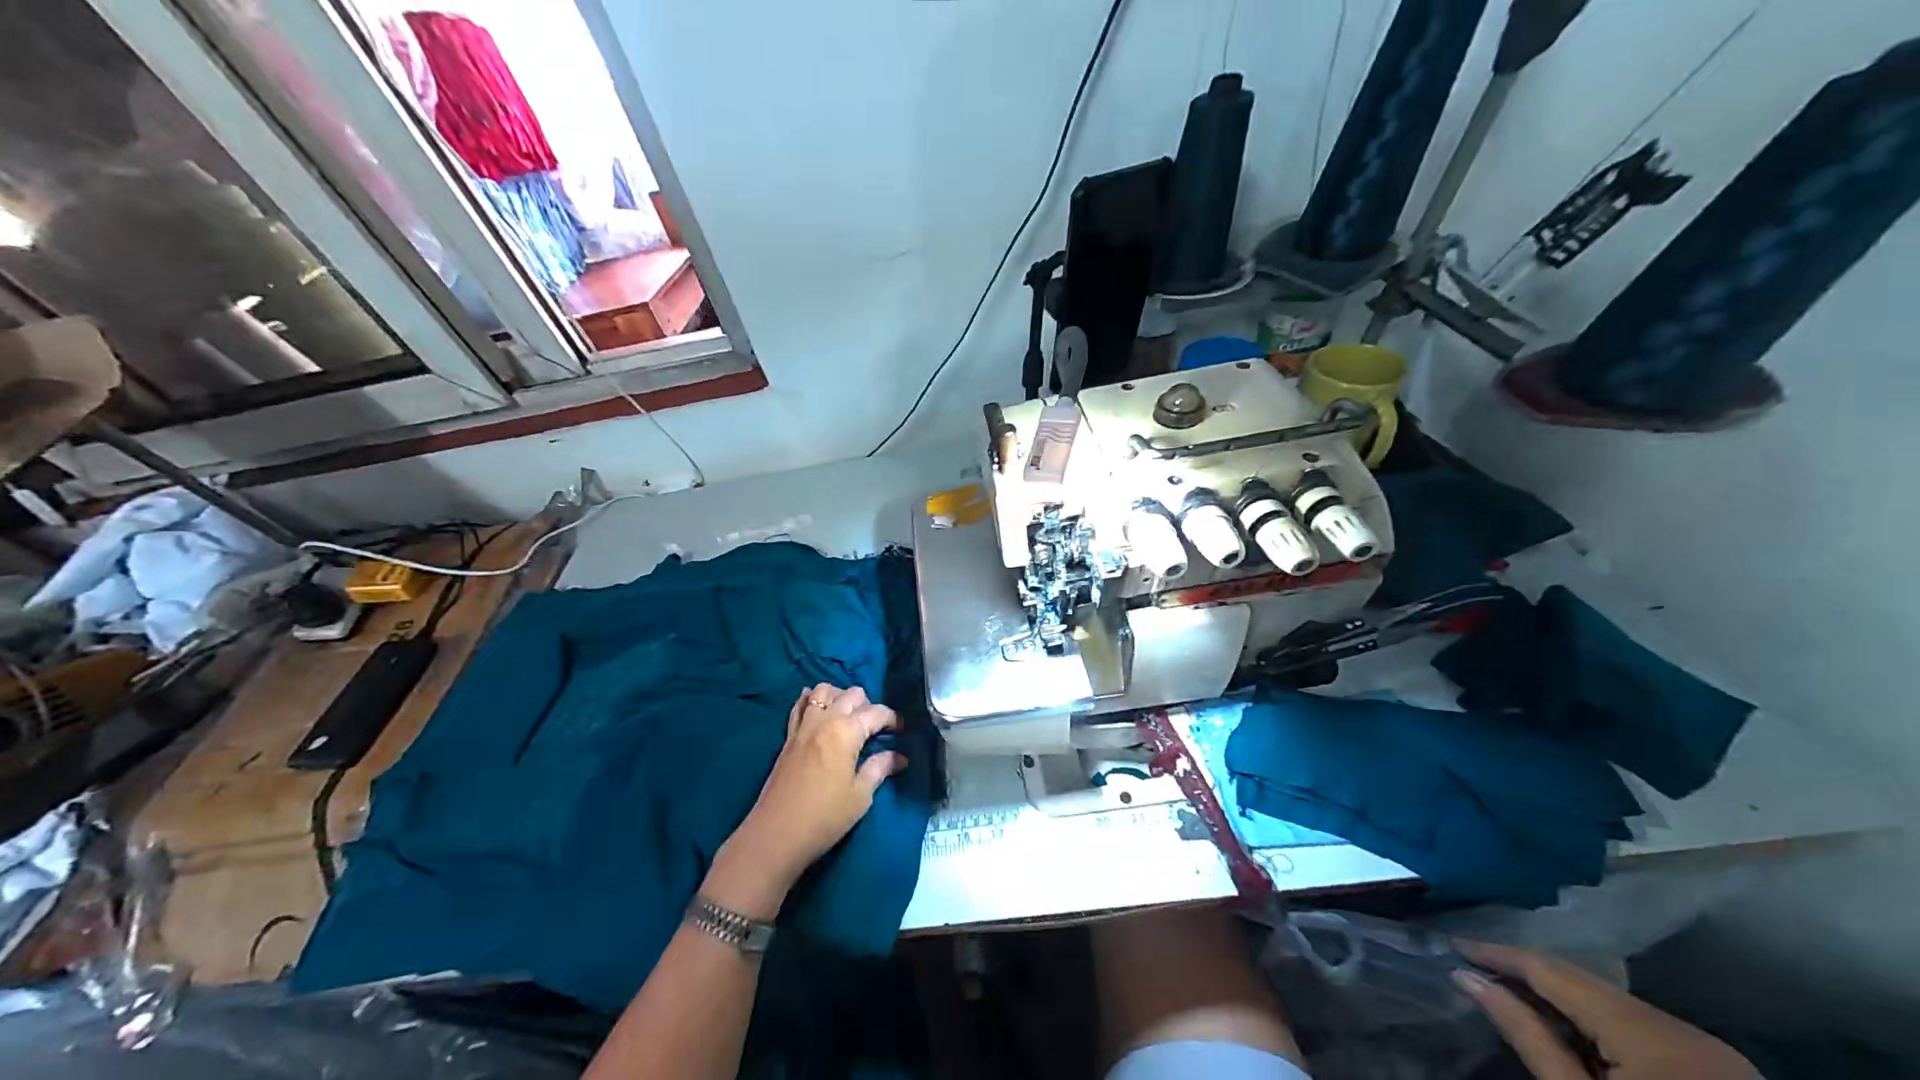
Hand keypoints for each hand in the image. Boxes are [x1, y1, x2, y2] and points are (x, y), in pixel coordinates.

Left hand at [705, 685, 906, 917]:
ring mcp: (803, 726)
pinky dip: (812, 700)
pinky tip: (820, 709)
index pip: (876, 712)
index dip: (893, 719)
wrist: (776, 834)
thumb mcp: (860, 795)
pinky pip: (800, 705)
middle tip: (875, 728)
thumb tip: (899, 757)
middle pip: (851, 695)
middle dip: (868, 705)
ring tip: (849, 716)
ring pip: (823, 691)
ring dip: (840, 697)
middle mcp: (825, 720)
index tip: (901, 731)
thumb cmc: (825, 817)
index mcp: (846, 731)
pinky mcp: (788, 736)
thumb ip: (879, 768)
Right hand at [1453, 940, 1759, 1079]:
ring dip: (1560, 996)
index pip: (1555, 970)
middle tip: (1474, 967)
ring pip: (1612, 1001)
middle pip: (1586, 982)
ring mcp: (1713, 1051)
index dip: (1499, 953)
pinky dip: (1596, 1021)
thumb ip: (1527, 1037)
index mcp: (1652, 1035)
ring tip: (1510, 993)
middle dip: (1527, 973)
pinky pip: (1640, 1026)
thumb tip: (1468, 978)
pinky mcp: (1721, 1069)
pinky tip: (1567, 1029)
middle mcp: (1687, 1029)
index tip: (1452, 944)